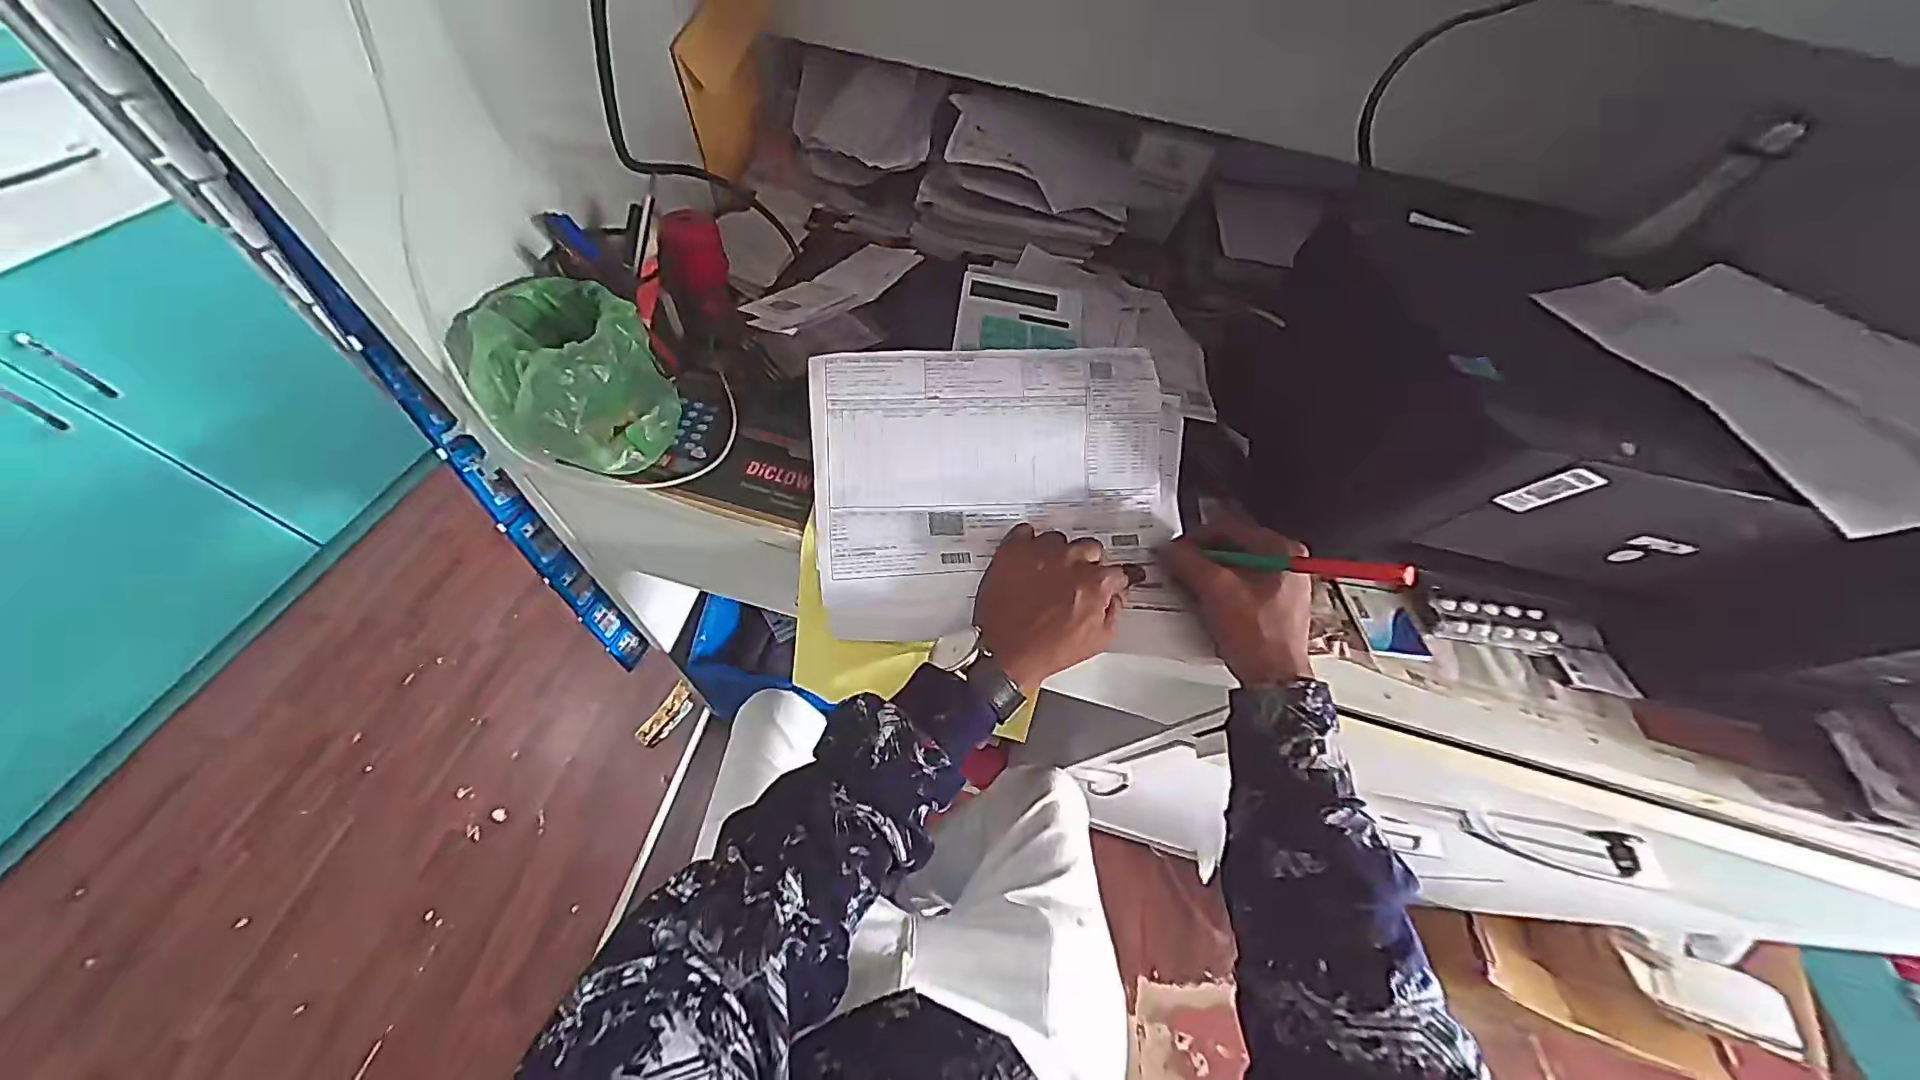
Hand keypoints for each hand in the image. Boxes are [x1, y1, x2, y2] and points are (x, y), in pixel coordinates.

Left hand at [975, 524, 1131, 694]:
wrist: (1005, 652)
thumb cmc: (1044, 648)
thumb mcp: (1097, 639)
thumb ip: (1113, 610)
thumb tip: (1114, 598)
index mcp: (1095, 582)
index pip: (1118, 570)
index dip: (1117, 578)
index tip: (1118, 576)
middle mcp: (1070, 561)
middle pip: (1090, 547)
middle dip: (1087, 563)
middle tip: (1074, 580)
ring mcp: (1041, 553)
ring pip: (1058, 539)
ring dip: (1057, 553)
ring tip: (1048, 573)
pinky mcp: (1013, 550)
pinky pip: (1024, 532)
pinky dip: (1027, 542)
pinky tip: (1029, 557)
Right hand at [1158, 517, 1314, 685]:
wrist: (1273, 679)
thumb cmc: (1261, 640)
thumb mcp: (1216, 591)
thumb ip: (1189, 563)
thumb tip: (1170, 550)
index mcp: (1282, 552)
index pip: (1229, 527)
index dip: (1195, 536)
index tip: (1176, 548)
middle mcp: (1286, 564)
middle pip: (1230, 545)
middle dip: (1200, 556)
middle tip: (1179, 565)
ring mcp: (1280, 584)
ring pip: (1231, 566)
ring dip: (1207, 573)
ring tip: (1190, 585)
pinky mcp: (1270, 603)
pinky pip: (1236, 584)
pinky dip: (1217, 588)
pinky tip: (1205, 601)